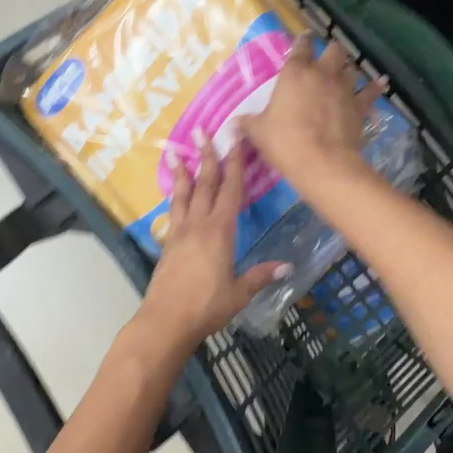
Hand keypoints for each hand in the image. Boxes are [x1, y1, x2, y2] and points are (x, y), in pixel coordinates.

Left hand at [137, 132, 286, 348]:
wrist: (165, 321)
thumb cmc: (207, 306)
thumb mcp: (239, 293)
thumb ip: (260, 276)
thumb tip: (287, 266)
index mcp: (220, 231)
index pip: (230, 190)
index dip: (234, 163)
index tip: (234, 139)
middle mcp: (198, 225)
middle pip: (205, 184)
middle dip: (207, 156)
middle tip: (202, 130)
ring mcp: (180, 233)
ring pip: (183, 194)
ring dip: (183, 172)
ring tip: (178, 151)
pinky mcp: (168, 245)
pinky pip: (174, 212)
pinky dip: (176, 196)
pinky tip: (175, 193)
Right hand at [239, 37, 385, 181]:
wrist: (322, 163)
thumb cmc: (285, 142)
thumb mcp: (258, 132)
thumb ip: (248, 123)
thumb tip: (233, 123)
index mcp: (295, 73)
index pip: (301, 46)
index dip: (303, 40)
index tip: (304, 38)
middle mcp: (323, 73)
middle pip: (334, 50)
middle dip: (332, 51)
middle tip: (327, 58)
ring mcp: (345, 88)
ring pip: (352, 68)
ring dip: (349, 68)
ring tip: (346, 72)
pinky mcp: (360, 106)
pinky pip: (371, 92)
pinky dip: (376, 86)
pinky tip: (382, 82)